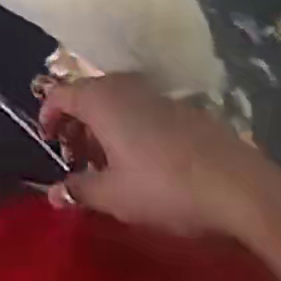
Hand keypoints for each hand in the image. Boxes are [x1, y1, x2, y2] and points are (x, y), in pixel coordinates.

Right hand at [37, 73, 275, 238]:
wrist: (232, 180)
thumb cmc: (163, 185)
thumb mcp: (114, 195)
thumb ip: (79, 189)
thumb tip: (53, 192)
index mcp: (100, 99)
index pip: (59, 92)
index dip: (48, 115)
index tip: (48, 143)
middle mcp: (121, 84)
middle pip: (84, 94)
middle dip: (73, 124)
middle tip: (74, 160)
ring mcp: (149, 91)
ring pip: (111, 100)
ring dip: (98, 127)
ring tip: (103, 165)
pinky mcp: (172, 103)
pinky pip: (133, 105)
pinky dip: (123, 125)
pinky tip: (134, 159)